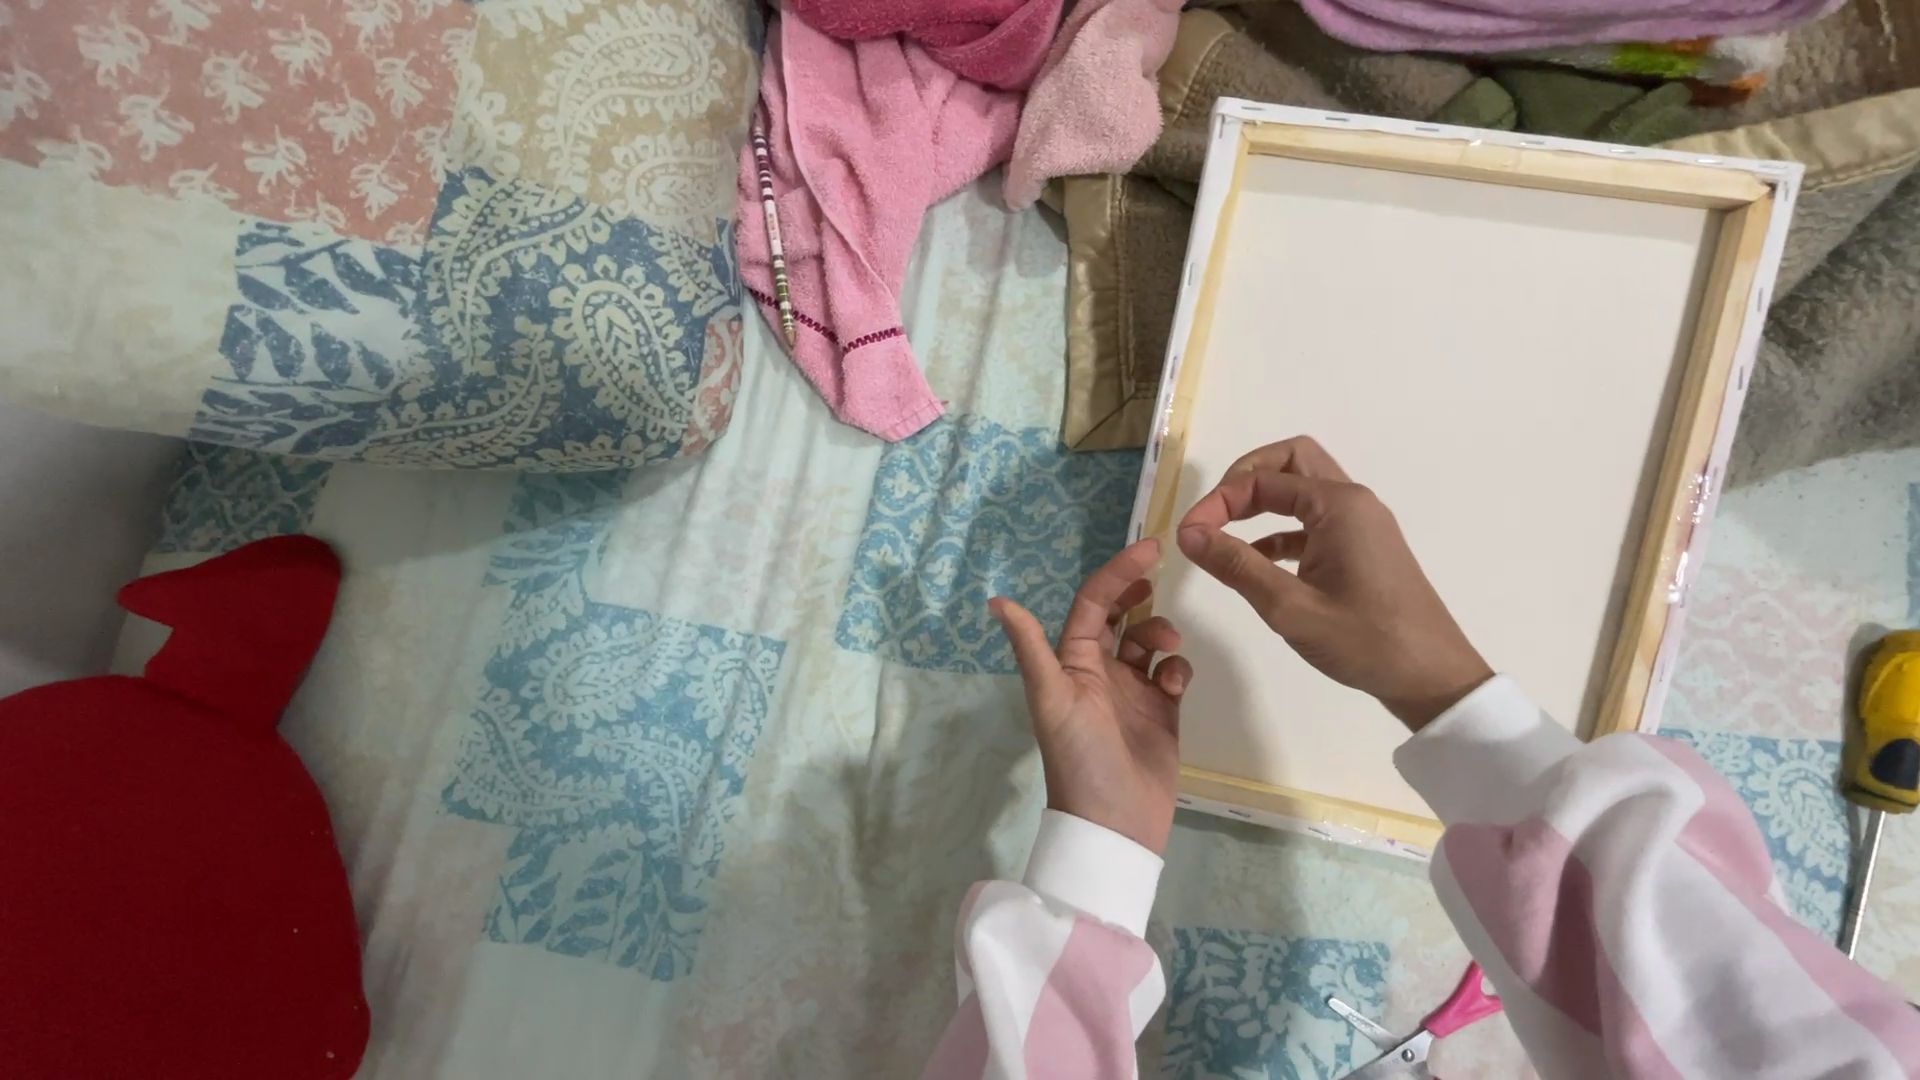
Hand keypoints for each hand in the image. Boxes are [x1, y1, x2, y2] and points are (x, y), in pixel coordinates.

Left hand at [991, 539, 1192, 854]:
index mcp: (1071, 661)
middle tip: (1159, 581)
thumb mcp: (1051, 696)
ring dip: (1161, 633)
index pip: (1093, 603)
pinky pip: (1171, 674)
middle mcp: (1099, 670)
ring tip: (1167, 649)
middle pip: (1121, 616)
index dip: (1118, 573)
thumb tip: (996, 600)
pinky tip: (1175, 684)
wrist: (1116, 822)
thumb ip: (1030, 646)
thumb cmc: (1079, 755)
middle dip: (1139, 596)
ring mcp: (1132, 690)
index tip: (1152, 547)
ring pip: (1149, 641)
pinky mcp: (1161, 712)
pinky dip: (1178, 669)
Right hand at [1176, 437, 1490, 730]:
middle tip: (1213, 511)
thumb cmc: (1364, 641)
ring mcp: (1360, 524)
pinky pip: (1310, 521)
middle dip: (1244, 478)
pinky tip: (1254, 561)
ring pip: (1301, 489)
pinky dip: (1277, 530)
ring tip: (1223, 532)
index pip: (1262, 481)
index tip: (1187, 535)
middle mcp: (1352, 502)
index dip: (1217, 502)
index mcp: (1338, 506)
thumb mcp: (1289, 606)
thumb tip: (1187, 533)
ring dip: (1260, 501)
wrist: (1433, 679)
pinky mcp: (1360, 548)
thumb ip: (1235, 565)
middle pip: (1290, 461)